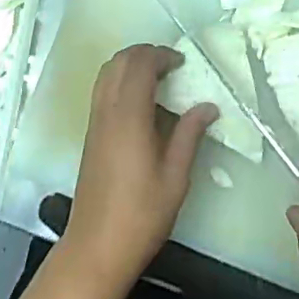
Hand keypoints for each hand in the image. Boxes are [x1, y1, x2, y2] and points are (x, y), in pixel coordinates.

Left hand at [68, 43, 218, 285]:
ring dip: (130, 64)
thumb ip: (189, 135)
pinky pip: (103, 88)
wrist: (97, 245)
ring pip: (107, 71)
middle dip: (145, 54)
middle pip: (120, 60)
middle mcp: (107, 109)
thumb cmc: (141, 214)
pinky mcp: (90, 130)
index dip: (161, 55)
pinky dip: (120, 79)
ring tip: (158, 78)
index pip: (140, 65)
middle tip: (172, 65)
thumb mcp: (175, 177)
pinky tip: (142, 102)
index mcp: (129, 115)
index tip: (183, 62)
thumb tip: (208, 106)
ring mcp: (95, 118)